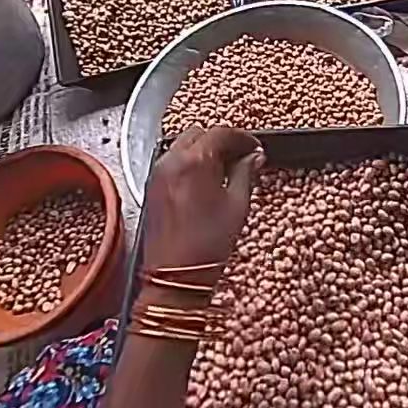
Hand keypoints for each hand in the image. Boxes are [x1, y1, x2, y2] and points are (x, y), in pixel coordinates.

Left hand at [142, 126, 264, 269]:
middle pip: (200, 134)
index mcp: (195, 161)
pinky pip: (172, 161)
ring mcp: (158, 173)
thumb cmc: (207, 244)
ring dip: (203, 149)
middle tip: (241, 155)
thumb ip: (246, 173)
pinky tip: (205, 179)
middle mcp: (172, 161)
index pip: (221, 133)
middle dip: (221, 141)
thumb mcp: (237, 205)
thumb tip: (254, 157)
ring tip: (224, 168)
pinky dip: (189, 162)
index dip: (242, 138)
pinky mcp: (152, 186)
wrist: (176, 274)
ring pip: (183, 145)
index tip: (254, 147)